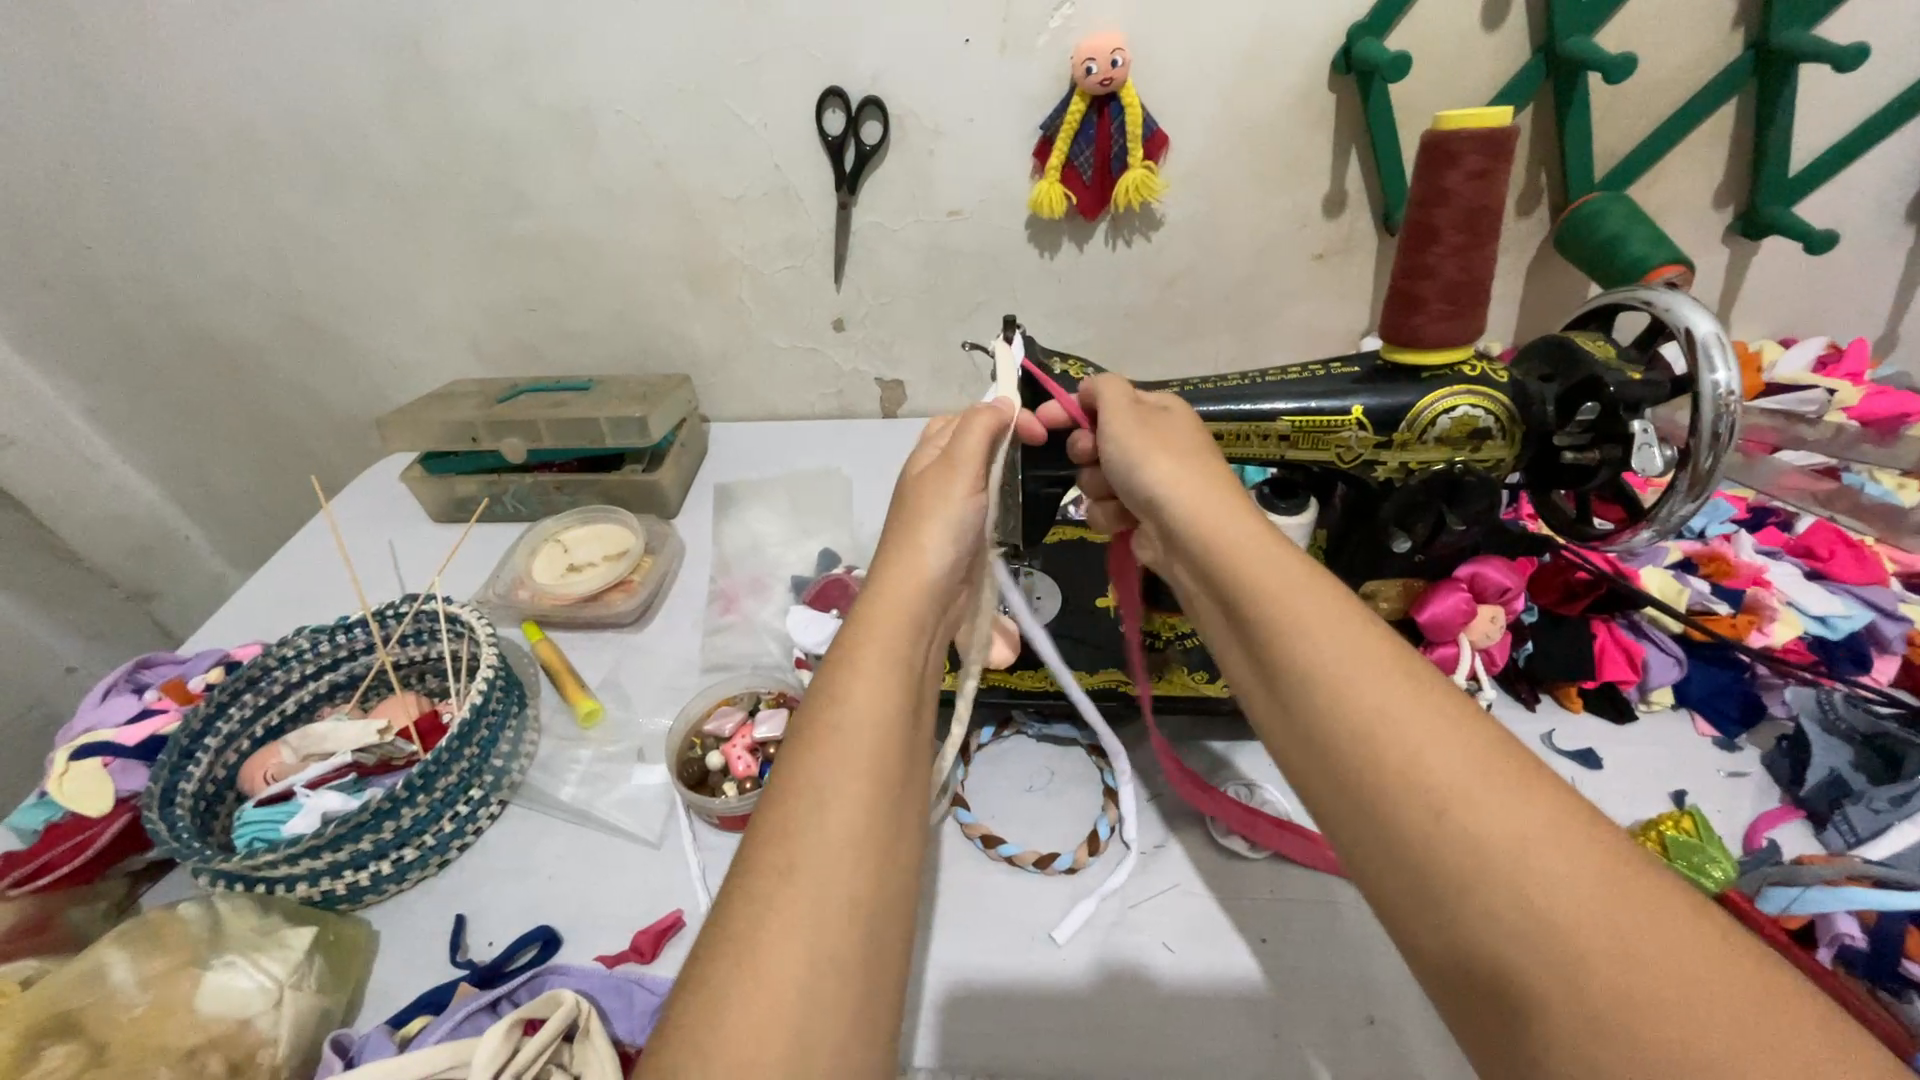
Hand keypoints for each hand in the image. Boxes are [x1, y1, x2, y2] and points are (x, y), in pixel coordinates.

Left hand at [867, 399, 1046, 629]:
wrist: (920, 599)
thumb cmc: (938, 527)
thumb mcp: (958, 466)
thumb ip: (979, 428)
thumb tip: (1002, 400)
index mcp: (929, 453)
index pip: (967, 416)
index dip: (1003, 413)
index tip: (1040, 432)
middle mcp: (934, 476)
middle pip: (972, 443)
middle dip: (1005, 438)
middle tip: (1041, 448)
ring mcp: (946, 510)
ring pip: (980, 477)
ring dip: (1005, 471)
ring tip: (1035, 474)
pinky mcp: (960, 538)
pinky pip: (984, 508)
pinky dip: (1002, 502)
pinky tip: (1017, 508)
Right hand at [1035, 374, 1251, 570]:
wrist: (1189, 530)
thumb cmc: (1153, 461)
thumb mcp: (1124, 410)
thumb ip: (1101, 388)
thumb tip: (1090, 389)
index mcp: (1156, 410)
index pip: (1105, 400)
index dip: (1070, 408)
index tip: (1041, 420)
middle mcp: (1155, 442)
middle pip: (1097, 441)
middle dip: (1087, 451)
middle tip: (1093, 455)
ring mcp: (1150, 482)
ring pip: (1096, 479)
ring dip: (1098, 488)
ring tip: (1119, 495)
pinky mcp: (1142, 517)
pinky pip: (1106, 509)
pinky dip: (1111, 514)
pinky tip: (1127, 520)